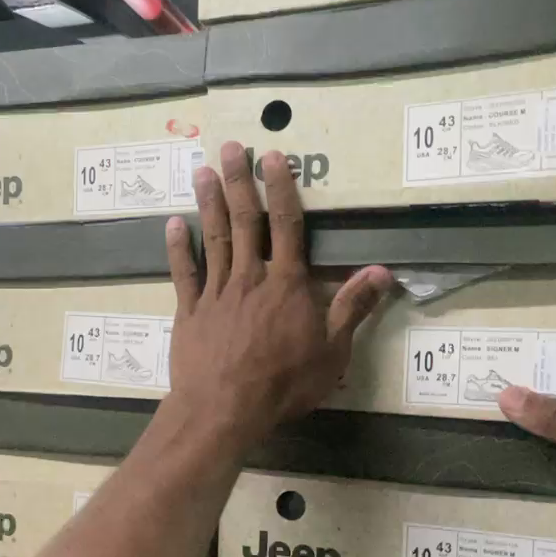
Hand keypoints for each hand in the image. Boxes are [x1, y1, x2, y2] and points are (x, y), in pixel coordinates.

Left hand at [164, 142, 392, 444]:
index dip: (282, 189)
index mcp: (286, 284)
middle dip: (240, 182)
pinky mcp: (190, 312)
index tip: (273, 157)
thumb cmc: (284, 383)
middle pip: (245, 222)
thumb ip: (352, 307)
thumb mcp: (332, 351)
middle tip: (231, 146)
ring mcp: (215, 293)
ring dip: (208, 203)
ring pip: (213, 239)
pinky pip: (184, 273)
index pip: (287, 226)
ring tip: (203, 170)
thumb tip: (382, 271)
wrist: (224, 409)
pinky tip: (173, 224)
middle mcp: (250, 278)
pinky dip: (178, 247)